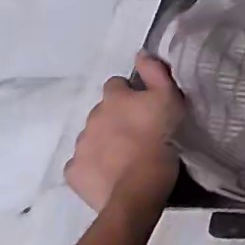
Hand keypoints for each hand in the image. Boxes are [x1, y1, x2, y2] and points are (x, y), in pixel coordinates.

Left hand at [64, 52, 184, 211]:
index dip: (130, 94)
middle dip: (116, 119)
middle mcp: (91, 117)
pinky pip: (82, 164)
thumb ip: (155, 71)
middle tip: (138, 135)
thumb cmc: (160, 140)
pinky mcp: (74, 172)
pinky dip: (93, 167)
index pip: (116, 85)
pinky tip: (109, 175)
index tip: (144, 108)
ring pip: (92, 137)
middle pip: (103, 112)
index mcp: (113, 98)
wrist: (139, 190)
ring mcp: (80, 145)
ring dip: (105, 142)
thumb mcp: (169, 99)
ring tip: (126, 157)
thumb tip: (140, 53)